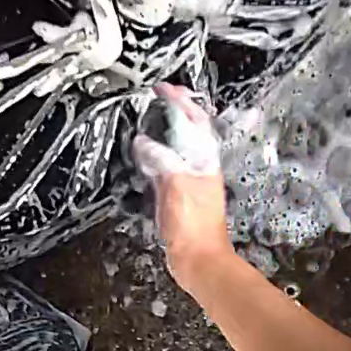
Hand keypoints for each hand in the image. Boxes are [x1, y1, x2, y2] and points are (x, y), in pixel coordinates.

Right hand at [132, 83, 236, 286]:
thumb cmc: (193, 228)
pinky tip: (150, 159)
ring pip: (180, 151)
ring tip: (153, 122)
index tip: (165, 89)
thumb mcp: (174, 184)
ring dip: (167, 134)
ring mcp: (192, 185)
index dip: (181, 102)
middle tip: (160, 99)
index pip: (195, 122)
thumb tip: (145, 143)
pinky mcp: (182, 200)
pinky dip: (160, 158)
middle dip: (176, 113)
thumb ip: (160, 158)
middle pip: (190, 134)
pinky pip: (171, 170)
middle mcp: (201, 171)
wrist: (199, 262)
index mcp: (205, 162)